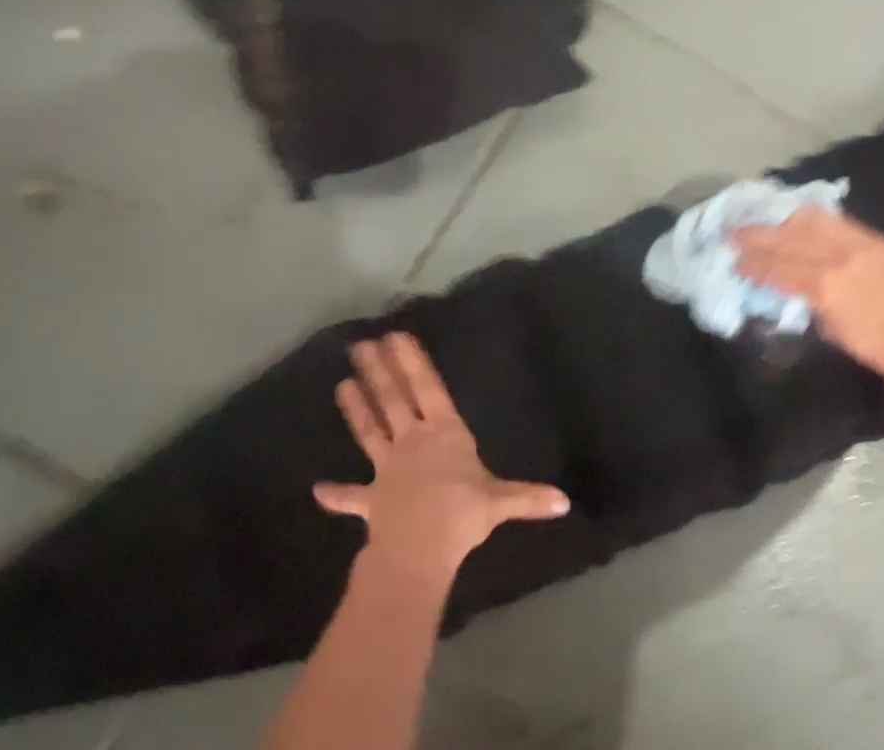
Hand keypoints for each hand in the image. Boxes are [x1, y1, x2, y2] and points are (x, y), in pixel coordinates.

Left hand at [314, 333, 569, 575]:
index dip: (412, 362)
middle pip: (394, 400)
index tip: (396, 336)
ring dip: (357, 408)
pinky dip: (336, 494)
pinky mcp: (372, 498)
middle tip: (361, 345)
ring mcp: (388, 468)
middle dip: (379, 371)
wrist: (421, 548)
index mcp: (445, 434)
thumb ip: (529, 498)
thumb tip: (565, 502)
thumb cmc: (464, 513)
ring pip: (370, 430)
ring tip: (342, 383)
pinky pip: (352, 496)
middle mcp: (413, 442)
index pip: (428, 389)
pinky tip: (318, 490)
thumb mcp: (501, 502)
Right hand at [733, 207, 883, 385]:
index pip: (778, 268)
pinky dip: (814, 219)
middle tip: (735, 231)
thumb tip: (795, 291)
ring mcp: (860, 244)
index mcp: (825, 286)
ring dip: (784, 219)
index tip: (734, 259)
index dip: (753, 263)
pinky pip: (838, 222)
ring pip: (814, 220)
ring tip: (766, 219)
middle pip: (790, 238)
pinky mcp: (877, 240)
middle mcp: (839, 257)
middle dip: (759, 234)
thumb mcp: (835, 333)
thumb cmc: (883, 350)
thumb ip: (811, 306)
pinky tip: (803, 218)